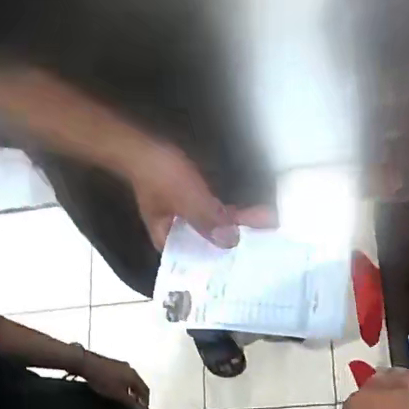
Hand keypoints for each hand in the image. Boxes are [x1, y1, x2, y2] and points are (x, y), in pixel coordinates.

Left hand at [74, 349, 149, 408]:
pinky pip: (121, 376)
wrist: (86, 364)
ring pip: (129, 380)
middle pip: (138, 384)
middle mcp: (130, 369)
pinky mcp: (111, 364)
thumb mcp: (118, 395)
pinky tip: (114, 390)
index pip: (146, 391)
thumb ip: (131, 403)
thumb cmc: (103, 379)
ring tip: (125, 400)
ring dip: (130, 390)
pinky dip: (122, 385)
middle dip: (138, 396)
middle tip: (135, 407)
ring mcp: (120, 365)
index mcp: (135, 376)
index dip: (146, 402)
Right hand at [128, 143, 275, 249]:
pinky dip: (228, 213)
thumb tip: (231, 243)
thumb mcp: (187, 199)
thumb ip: (207, 221)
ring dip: (235, 225)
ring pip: (212, 227)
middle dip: (235, 239)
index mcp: (167, 240)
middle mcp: (175, 233)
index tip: (245, 258)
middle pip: (208, 242)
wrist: (142, 148)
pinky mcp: (189, 202)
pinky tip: (247, 213)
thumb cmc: (160, 176)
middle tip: (266, 236)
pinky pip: (213, 213)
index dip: (220, 260)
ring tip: (264, 224)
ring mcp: (182, 217)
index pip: (196, 259)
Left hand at [338, 368, 408, 408]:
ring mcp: (362, 393)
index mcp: (403, 387)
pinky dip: (369, 400)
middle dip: (401, 384)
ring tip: (390, 408)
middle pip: (393, 374)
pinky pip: (361, 395)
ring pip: (375, 382)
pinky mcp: (349, 404)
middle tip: (408, 401)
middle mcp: (381, 385)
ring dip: (384, 390)